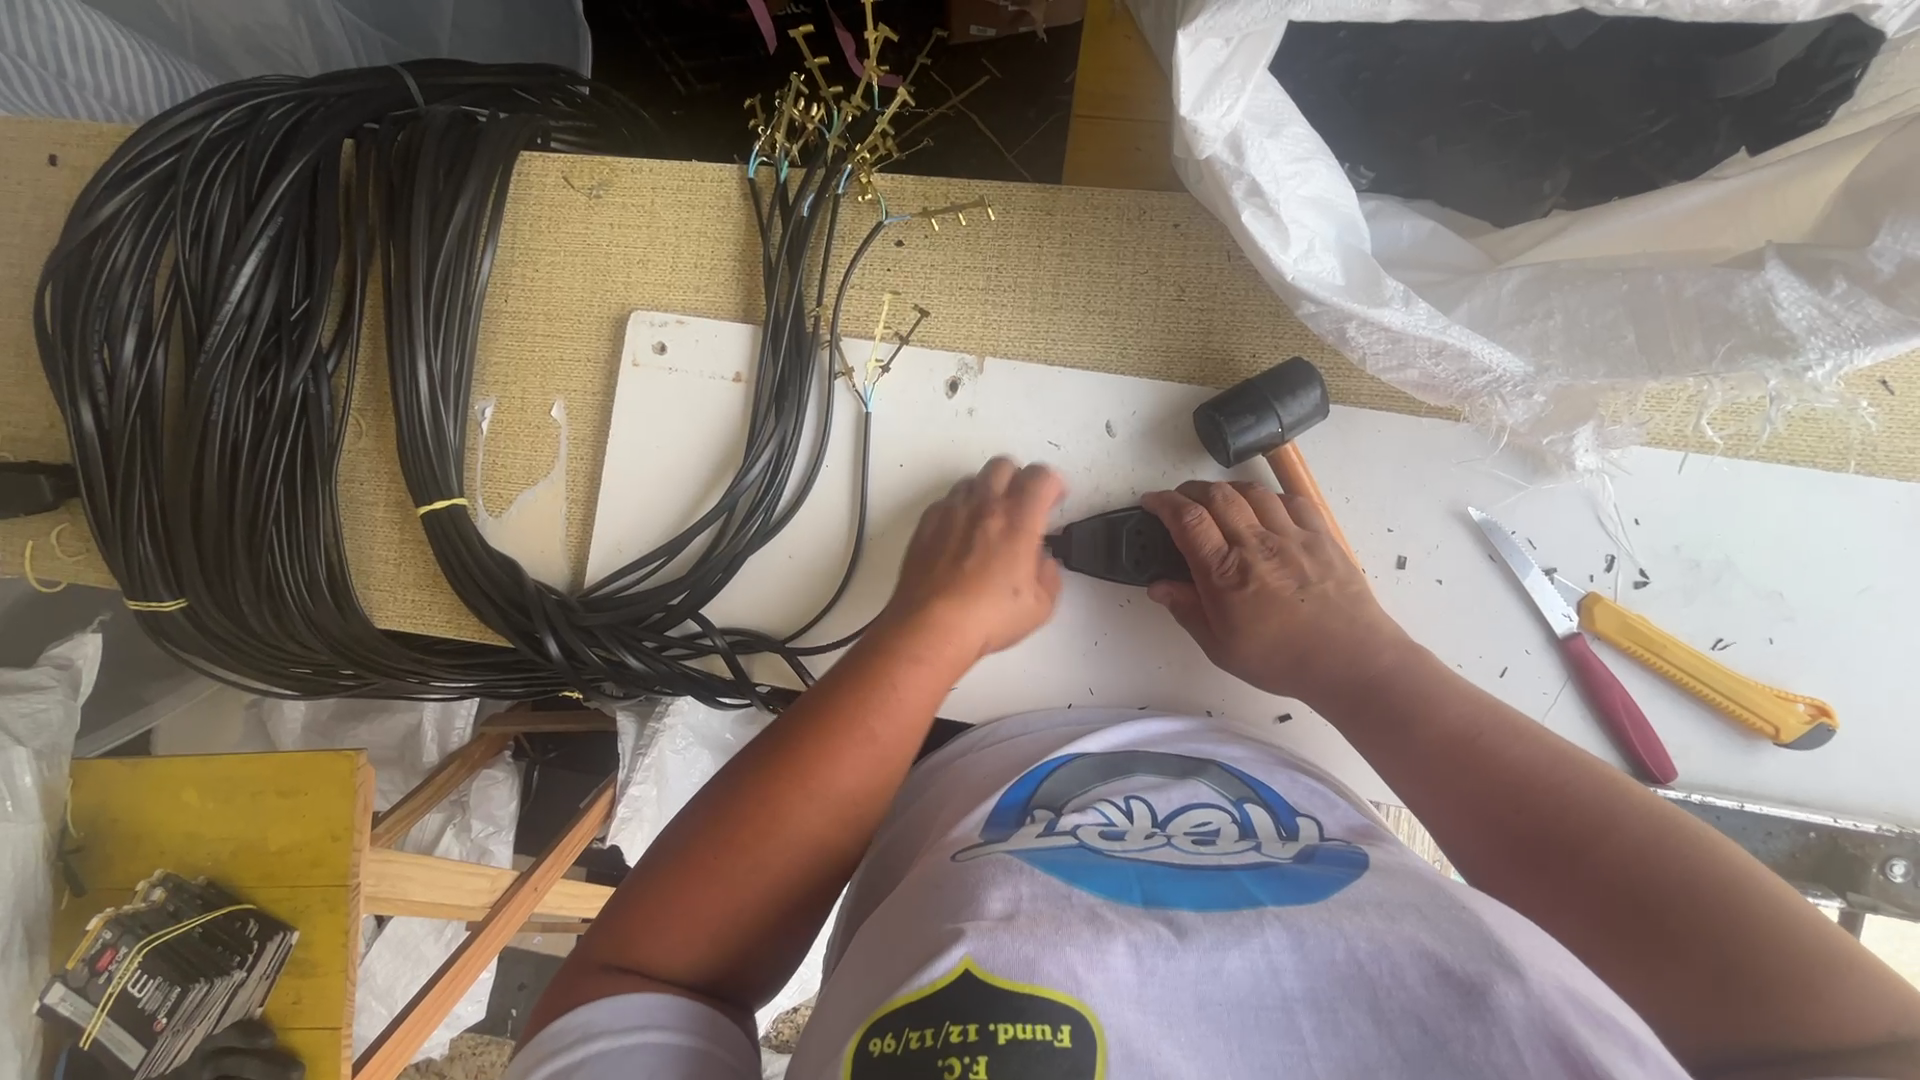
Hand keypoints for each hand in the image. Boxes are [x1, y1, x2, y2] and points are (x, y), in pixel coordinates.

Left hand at [881, 457, 1064, 659]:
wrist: (932, 627)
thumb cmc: (984, 617)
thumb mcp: (1040, 606)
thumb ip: (1048, 575)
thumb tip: (1043, 564)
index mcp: (1018, 519)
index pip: (1041, 476)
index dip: (1053, 483)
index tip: (1054, 497)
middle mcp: (984, 506)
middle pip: (1004, 465)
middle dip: (1019, 479)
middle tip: (1024, 503)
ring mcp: (951, 512)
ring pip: (973, 479)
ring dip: (988, 491)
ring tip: (992, 517)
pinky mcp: (926, 524)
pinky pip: (946, 501)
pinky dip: (959, 509)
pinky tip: (962, 534)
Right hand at [1141, 480, 1411, 705]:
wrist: (1350, 662)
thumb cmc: (1282, 660)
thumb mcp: (1220, 646)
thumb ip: (1187, 610)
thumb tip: (1158, 587)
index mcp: (1225, 573)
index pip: (1187, 519)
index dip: (1163, 503)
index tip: (1151, 502)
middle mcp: (1256, 545)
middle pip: (1217, 495)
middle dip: (1190, 490)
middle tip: (1180, 501)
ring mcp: (1292, 536)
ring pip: (1252, 491)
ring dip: (1226, 489)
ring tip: (1218, 501)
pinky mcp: (1321, 537)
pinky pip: (1291, 500)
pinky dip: (1269, 496)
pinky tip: (1263, 508)